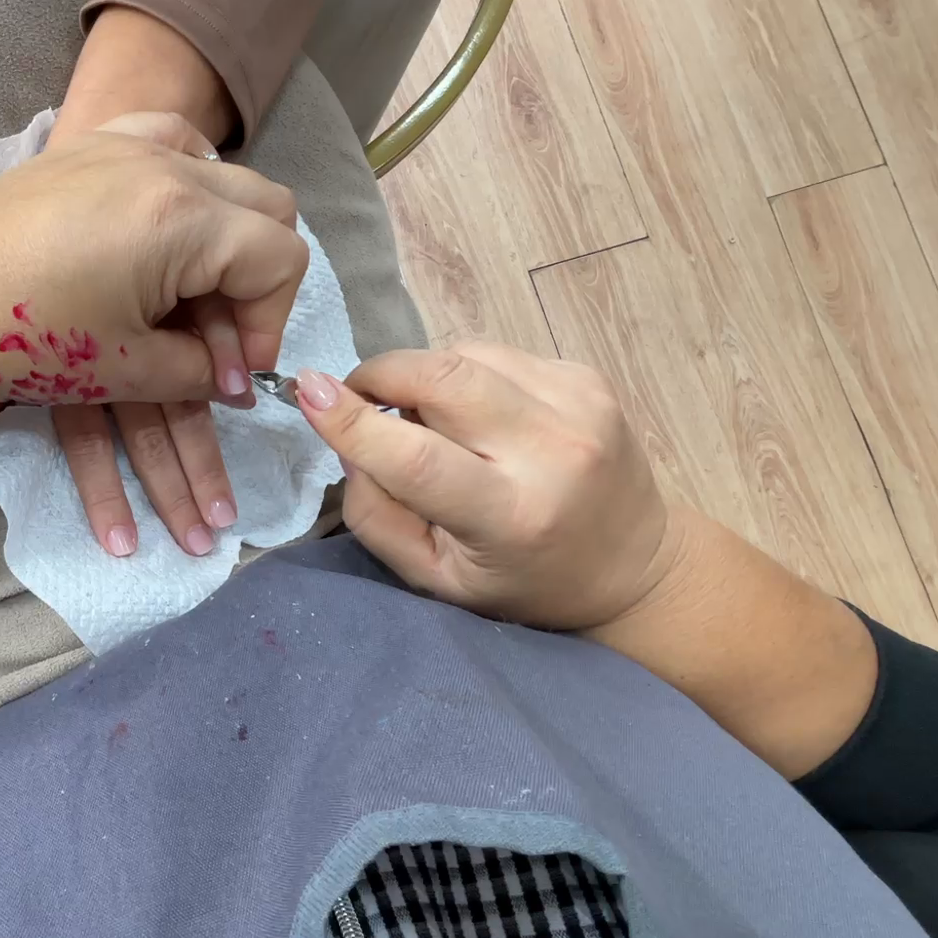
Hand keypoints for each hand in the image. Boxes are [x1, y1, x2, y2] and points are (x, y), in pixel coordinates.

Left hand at [41, 13, 251, 556]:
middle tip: (219, 340)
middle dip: (258, 283)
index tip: (234, 374)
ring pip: (228, 175)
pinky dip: (190, 188)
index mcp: (184, 220)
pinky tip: (163, 232)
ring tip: (192, 293)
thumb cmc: (23, 336)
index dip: (270, 326)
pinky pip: (175, 144)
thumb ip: (200, 372)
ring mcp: (129, 143)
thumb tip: (235, 376)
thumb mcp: (125, 370)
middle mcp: (170, 163)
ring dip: (229, 237)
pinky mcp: (94, 145)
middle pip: (270, 210)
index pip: (281, 260)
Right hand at [294, 343, 681, 631]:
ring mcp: (579, 403)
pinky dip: (461, 375)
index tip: (305, 390)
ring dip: (420, 377)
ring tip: (425, 420)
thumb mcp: (432, 576)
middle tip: (356, 398)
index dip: (351, 419)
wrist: (631, 565)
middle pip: (441, 376)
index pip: (414, 455)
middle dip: (378, 375)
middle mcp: (553, 451)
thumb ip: (376, 515)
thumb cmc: (518, 583)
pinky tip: (472, 414)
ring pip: (462, 354)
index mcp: (511, 516)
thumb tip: (348, 442)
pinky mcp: (588, 377)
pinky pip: (493, 354)